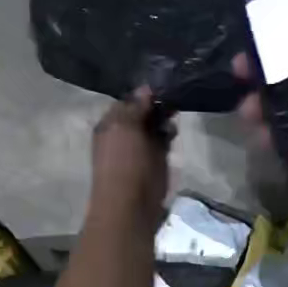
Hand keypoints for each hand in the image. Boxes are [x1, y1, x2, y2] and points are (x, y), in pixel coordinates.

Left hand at [88, 90, 169, 226]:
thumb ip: (135, 106)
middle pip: (144, 111)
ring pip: (156, 124)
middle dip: (157, 104)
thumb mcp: (125, 127)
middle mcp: (125, 132)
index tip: (163, 82)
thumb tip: (146, 87)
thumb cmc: (123, 163)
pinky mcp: (157, 159)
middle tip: (174, 92)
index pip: (128, 100)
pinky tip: (175, 130)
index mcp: (111, 124)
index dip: (143, 92)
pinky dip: (170, 133)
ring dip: (165, 117)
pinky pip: (165, 139)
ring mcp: (142, 146)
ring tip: (176, 110)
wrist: (131, 204)